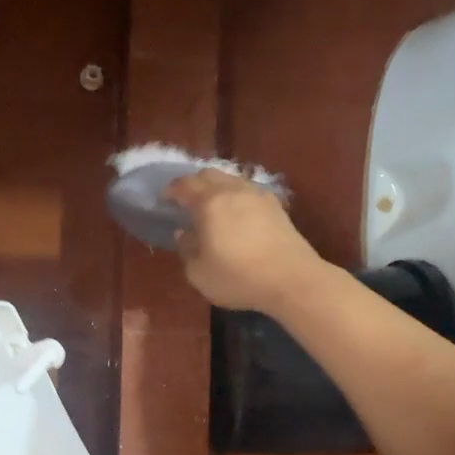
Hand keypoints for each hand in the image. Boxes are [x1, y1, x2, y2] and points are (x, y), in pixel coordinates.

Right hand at [166, 170, 325, 312]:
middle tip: (186, 201)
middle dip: (194, 184)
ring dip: (217, 189)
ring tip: (212, 208)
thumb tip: (184, 233)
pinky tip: (237, 215)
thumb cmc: (238, 278)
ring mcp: (258, 195)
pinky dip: (236, 197)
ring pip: (231, 181)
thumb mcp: (200, 273)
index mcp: (209, 203)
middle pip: (209, 175)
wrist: (291, 279)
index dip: (171, 190)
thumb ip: (187, 250)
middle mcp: (233, 191)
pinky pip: (249, 192)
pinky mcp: (276, 206)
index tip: (164, 199)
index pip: (185, 185)